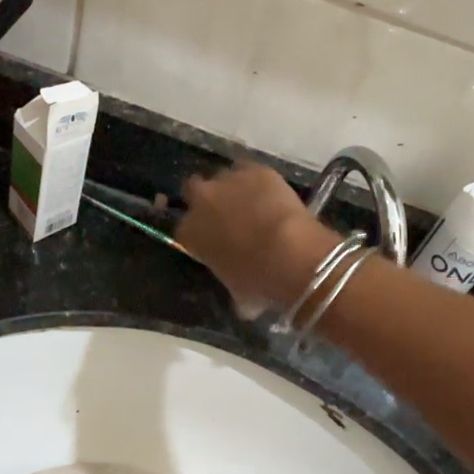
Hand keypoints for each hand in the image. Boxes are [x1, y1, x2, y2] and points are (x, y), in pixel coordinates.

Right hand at [176, 163, 339, 309]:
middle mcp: (201, 200)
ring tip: (254, 203)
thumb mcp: (237, 294)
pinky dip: (258, 180)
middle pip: (194, 190)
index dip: (199, 231)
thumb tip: (243, 304)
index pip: (184, 227)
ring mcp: (228, 180)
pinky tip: (272, 193)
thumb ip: (231, 289)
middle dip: (207, 199)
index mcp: (189, 232)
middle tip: (227, 213)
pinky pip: (250, 170)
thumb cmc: (258, 281)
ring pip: (223, 177)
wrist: (290, 254)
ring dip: (234, 188)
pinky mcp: (255, 169)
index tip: (212, 239)